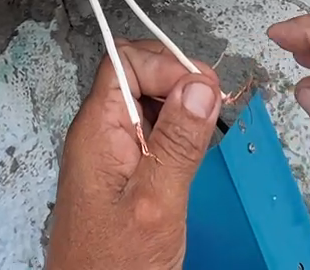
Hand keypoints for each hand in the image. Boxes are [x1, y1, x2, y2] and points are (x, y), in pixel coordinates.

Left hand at [46, 40, 222, 269]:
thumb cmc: (112, 268)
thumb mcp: (156, 204)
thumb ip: (178, 142)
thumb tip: (199, 85)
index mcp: (97, 128)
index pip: (126, 61)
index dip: (167, 65)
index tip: (204, 89)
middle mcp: (99, 131)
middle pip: (135, 73)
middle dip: (176, 79)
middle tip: (212, 103)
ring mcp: (108, 150)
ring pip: (144, 100)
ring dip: (178, 103)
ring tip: (206, 124)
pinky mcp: (120, 170)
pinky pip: (147, 129)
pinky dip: (173, 128)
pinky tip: (192, 147)